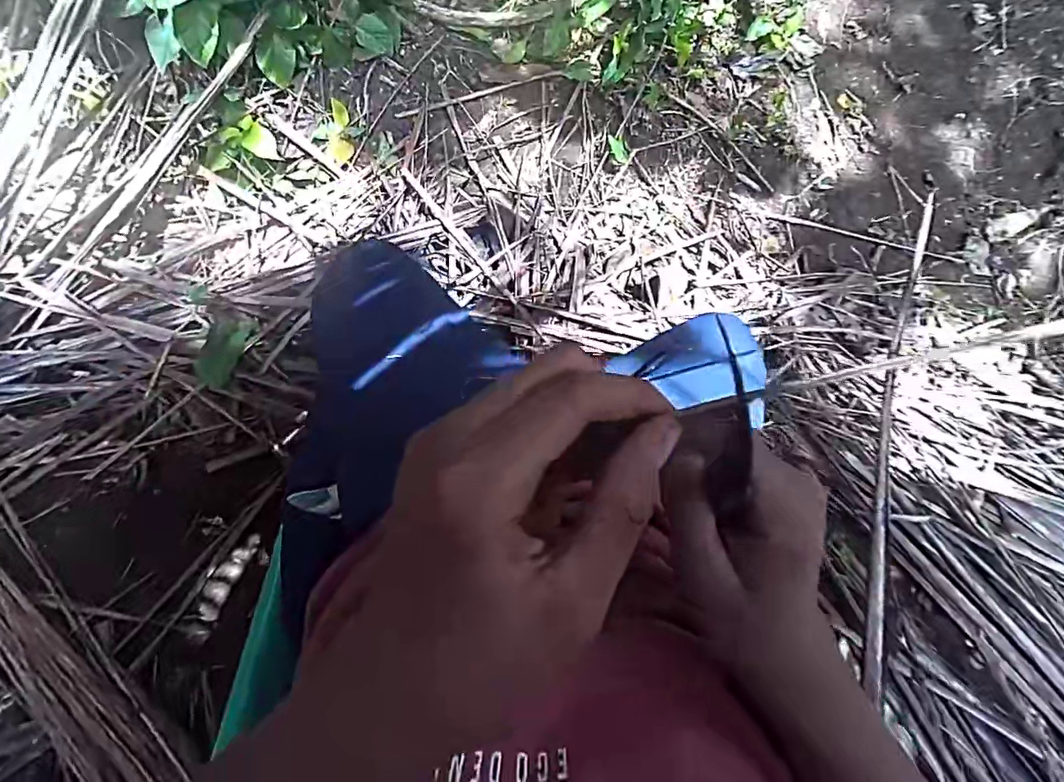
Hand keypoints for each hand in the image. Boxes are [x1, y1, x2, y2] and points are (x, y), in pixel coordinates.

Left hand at [274, 346, 680, 776]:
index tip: (673, 421)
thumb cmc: (487, 665)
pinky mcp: (433, 445)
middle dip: (606, 391)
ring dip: (578, 405)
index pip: (568, 396)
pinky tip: (571, 469)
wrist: (390, 691)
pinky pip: (504, 405)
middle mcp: (448, 435)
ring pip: (526, 381)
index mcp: (478, 476)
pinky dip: (547, 421)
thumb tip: (663, 433)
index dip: (630, 395)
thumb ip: (622, 506)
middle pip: (545, 372)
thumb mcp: (574, 601)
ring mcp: (434, 435)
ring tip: (616, 458)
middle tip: (648, 438)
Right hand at [665, 438, 923, 781]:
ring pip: (732, 451)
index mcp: (784, 496)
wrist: (786, 656)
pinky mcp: (794, 489)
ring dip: (707, 475)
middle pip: (728, 442)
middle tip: (674, 508)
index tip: (662, 477)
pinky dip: (722, 483)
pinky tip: (712, 517)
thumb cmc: (743, 622)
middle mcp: (799, 478)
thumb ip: (688, 505)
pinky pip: (743, 464)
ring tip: (692, 516)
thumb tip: (676, 449)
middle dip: (696, 466)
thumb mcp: (701, 572)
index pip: (727, 437)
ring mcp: (801, 482)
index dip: (689, 449)